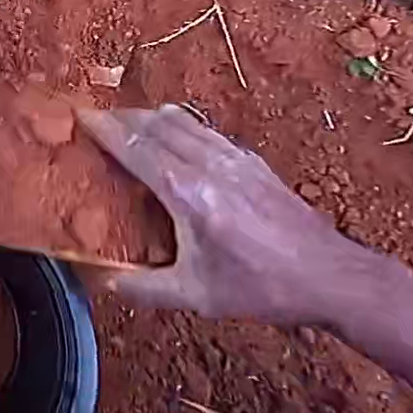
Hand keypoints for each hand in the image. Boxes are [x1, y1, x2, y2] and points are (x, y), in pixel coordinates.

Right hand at [78, 106, 384, 325]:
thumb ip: (144, 287)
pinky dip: (176, 123)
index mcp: (186, 192)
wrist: (332, 276)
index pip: (134, 147)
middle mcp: (206, 163)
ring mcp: (231, 156)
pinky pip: (202, 128)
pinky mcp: (249, 158)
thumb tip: (103, 280)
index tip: (80, 116)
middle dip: (120, 117)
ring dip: (146, 116)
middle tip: (97, 120)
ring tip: (126, 122)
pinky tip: (171, 133)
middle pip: (153, 124)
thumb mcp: (197, 296)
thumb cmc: (262, 287)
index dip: (104, 129)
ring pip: (179, 120)